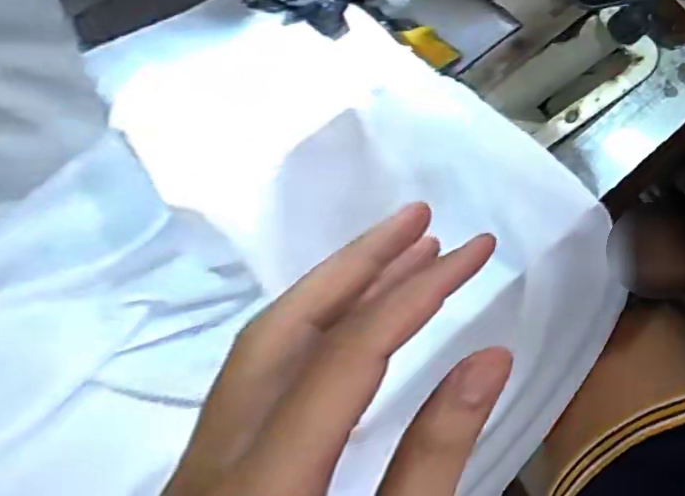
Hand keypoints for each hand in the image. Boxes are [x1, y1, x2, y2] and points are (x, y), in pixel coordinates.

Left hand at [166, 204, 512, 495]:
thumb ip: (434, 460)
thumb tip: (490, 354)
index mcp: (259, 489)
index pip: (348, 353)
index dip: (420, 289)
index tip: (480, 248)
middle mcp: (209, 471)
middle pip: (278, 334)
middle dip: (358, 262)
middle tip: (424, 216)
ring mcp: (195, 480)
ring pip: (259, 355)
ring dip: (338, 288)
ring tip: (407, 248)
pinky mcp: (206, 488)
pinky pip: (259, 382)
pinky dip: (317, 330)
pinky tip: (359, 322)